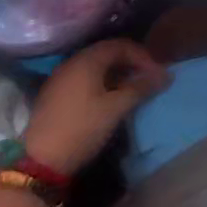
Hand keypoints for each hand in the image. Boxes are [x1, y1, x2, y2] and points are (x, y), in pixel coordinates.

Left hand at [21, 39, 168, 175]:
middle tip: (148, 79)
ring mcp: (60, 78)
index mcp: (86, 61)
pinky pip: (84, 78)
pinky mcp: (55, 94)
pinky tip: (111, 98)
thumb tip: (166, 74)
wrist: (41, 161)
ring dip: (117, 73)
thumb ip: (141, 87)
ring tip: (133, 89)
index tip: (157, 73)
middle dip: (131, 63)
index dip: (142, 56)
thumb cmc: (83, 128)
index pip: (120, 45)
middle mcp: (71, 63)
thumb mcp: (117, 108)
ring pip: (95, 66)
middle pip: (106, 53)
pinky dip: (102, 82)